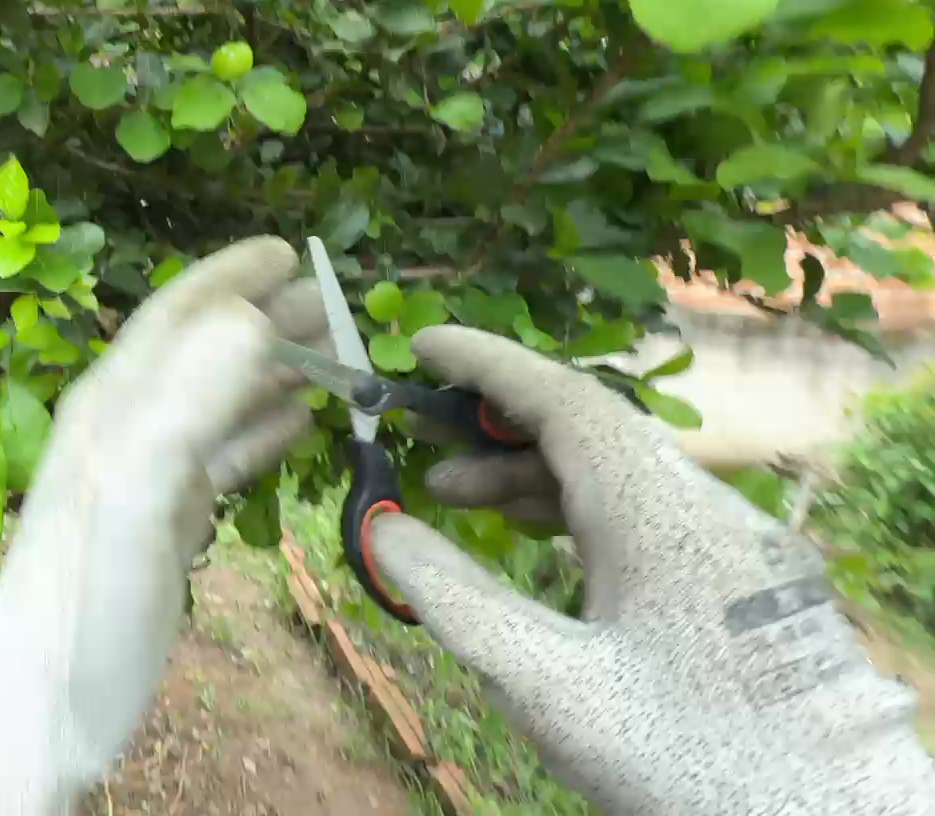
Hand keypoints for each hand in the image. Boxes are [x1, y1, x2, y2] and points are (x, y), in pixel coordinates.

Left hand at [0, 237, 326, 815]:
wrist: (47, 688)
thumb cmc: (89, 590)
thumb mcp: (138, 486)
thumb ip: (187, 400)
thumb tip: (250, 318)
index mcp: (114, 402)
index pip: (174, 318)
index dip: (226, 278)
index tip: (284, 250)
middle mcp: (127, 423)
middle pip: (200, 351)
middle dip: (262, 319)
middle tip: (331, 301)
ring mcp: (146, 470)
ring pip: (215, 400)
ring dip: (269, 371)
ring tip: (329, 355)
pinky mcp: (163, 515)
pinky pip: (220, 455)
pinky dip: (259, 431)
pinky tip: (293, 425)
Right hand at [371, 326, 933, 815]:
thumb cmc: (696, 766)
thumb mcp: (550, 685)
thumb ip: (452, 595)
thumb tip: (382, 525)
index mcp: (664, 519)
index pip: (568, 402)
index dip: (487, 364)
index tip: (420, 345)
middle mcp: (703, 512)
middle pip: (583, 430)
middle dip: (489, 418)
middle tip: (414, 426)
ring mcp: (724, 544)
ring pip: (605, 470)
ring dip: (519, 466)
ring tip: (447, 490)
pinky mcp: (730, 578)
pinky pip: (627, 509)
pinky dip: (558, 503)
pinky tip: (521, 531)